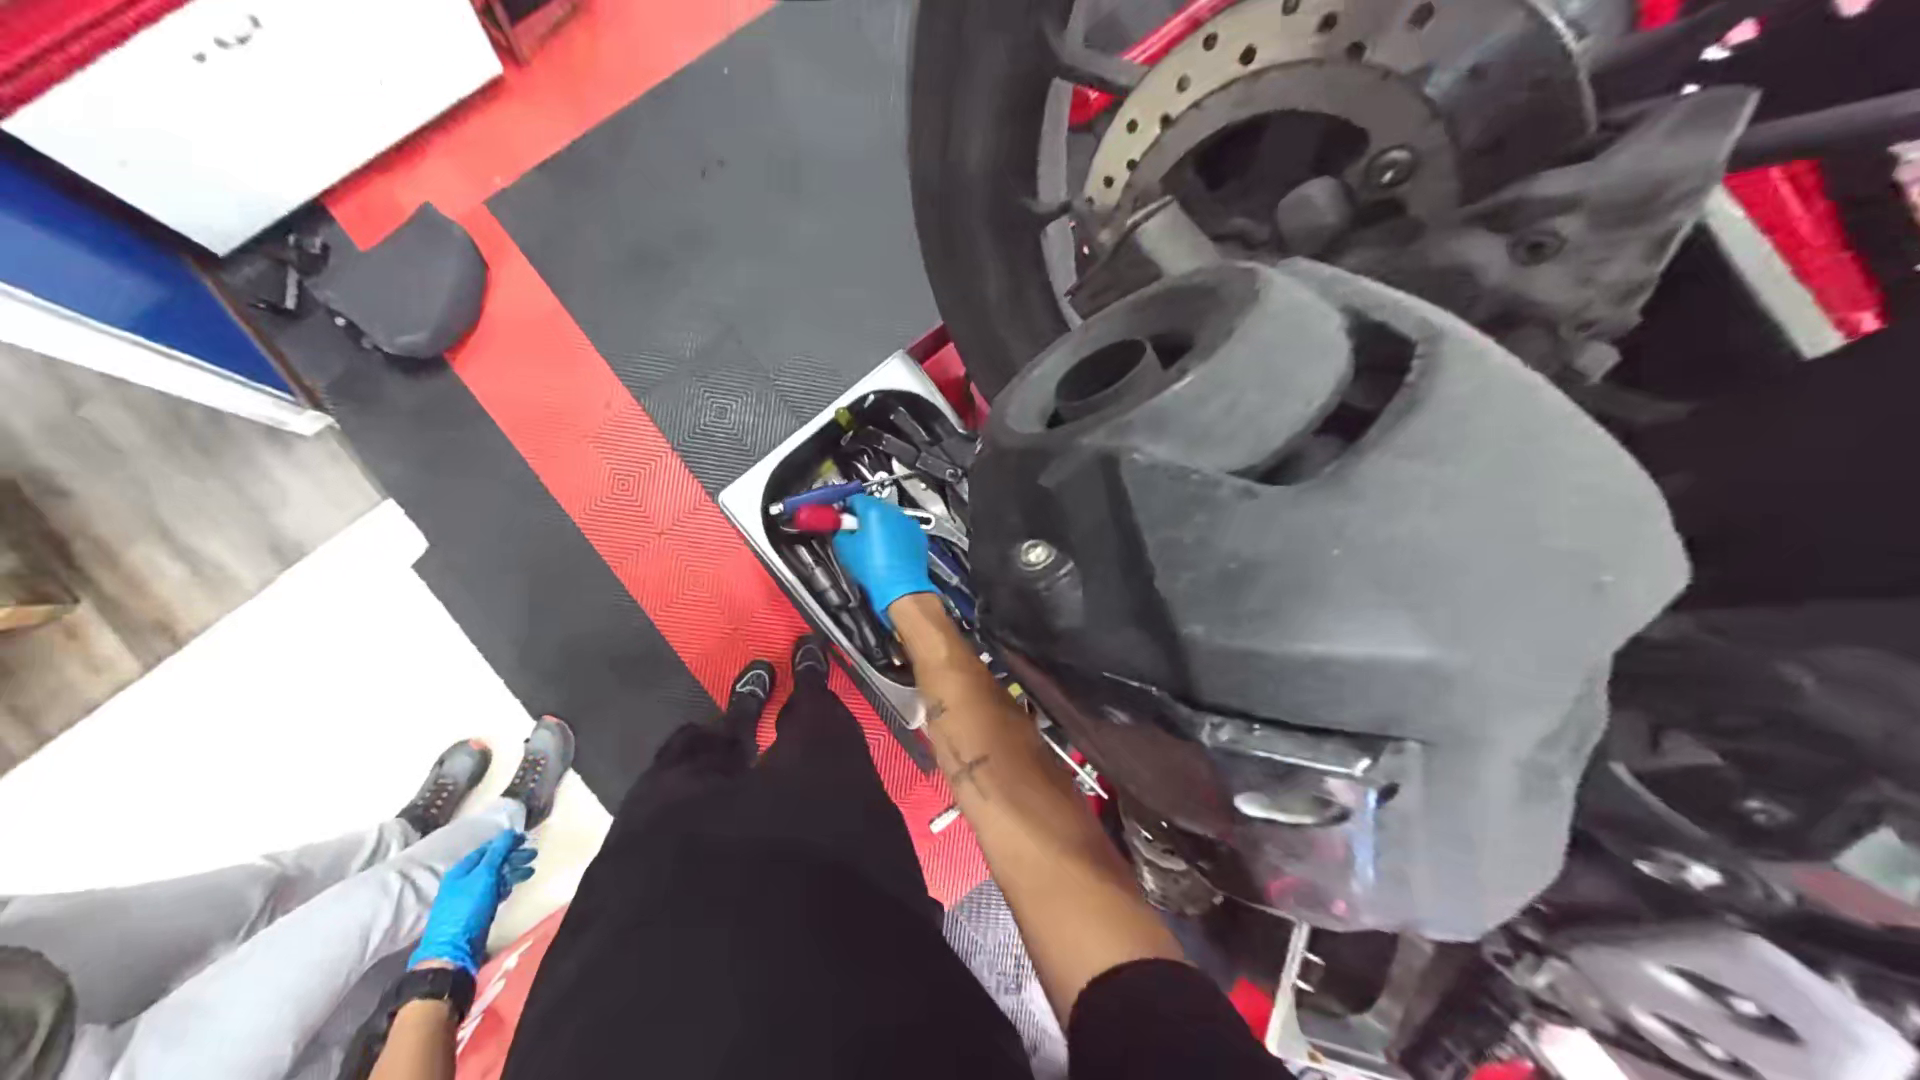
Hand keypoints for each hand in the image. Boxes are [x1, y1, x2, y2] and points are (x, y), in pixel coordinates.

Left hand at [409, 828, 535, 973]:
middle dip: (513, 857)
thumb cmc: (468, 909)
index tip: (525, 839)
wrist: (453, 950)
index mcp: (461, 870)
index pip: (487, 849)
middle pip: (492, 862)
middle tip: (533, 855)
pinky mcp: (477, 911)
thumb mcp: (484, 876)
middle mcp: (464, 881)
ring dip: (512, 871)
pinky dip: (506, 886)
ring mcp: (470, 897)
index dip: (506, 843)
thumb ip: (497, 853)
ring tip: (530, 870)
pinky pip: (494, 892)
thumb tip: (508, 832)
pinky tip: (515, 886)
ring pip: (495, 877)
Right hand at [832, 494, 934, 624]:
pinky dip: (895, 538)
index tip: (843, 520)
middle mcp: (894, 513)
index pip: (855, 498)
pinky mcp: (919, 537)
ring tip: (873, 548)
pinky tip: (888, 553)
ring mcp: (909, 524)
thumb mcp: (844, 549)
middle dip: (864, 519)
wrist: (901, 589)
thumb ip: (840, 531)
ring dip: (881, 528)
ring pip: (889, 519)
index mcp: (874, 511)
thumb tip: (842, 528)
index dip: (846, 510)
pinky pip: (902, 531)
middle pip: (874, 508)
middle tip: (856, 536)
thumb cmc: (874, 570)